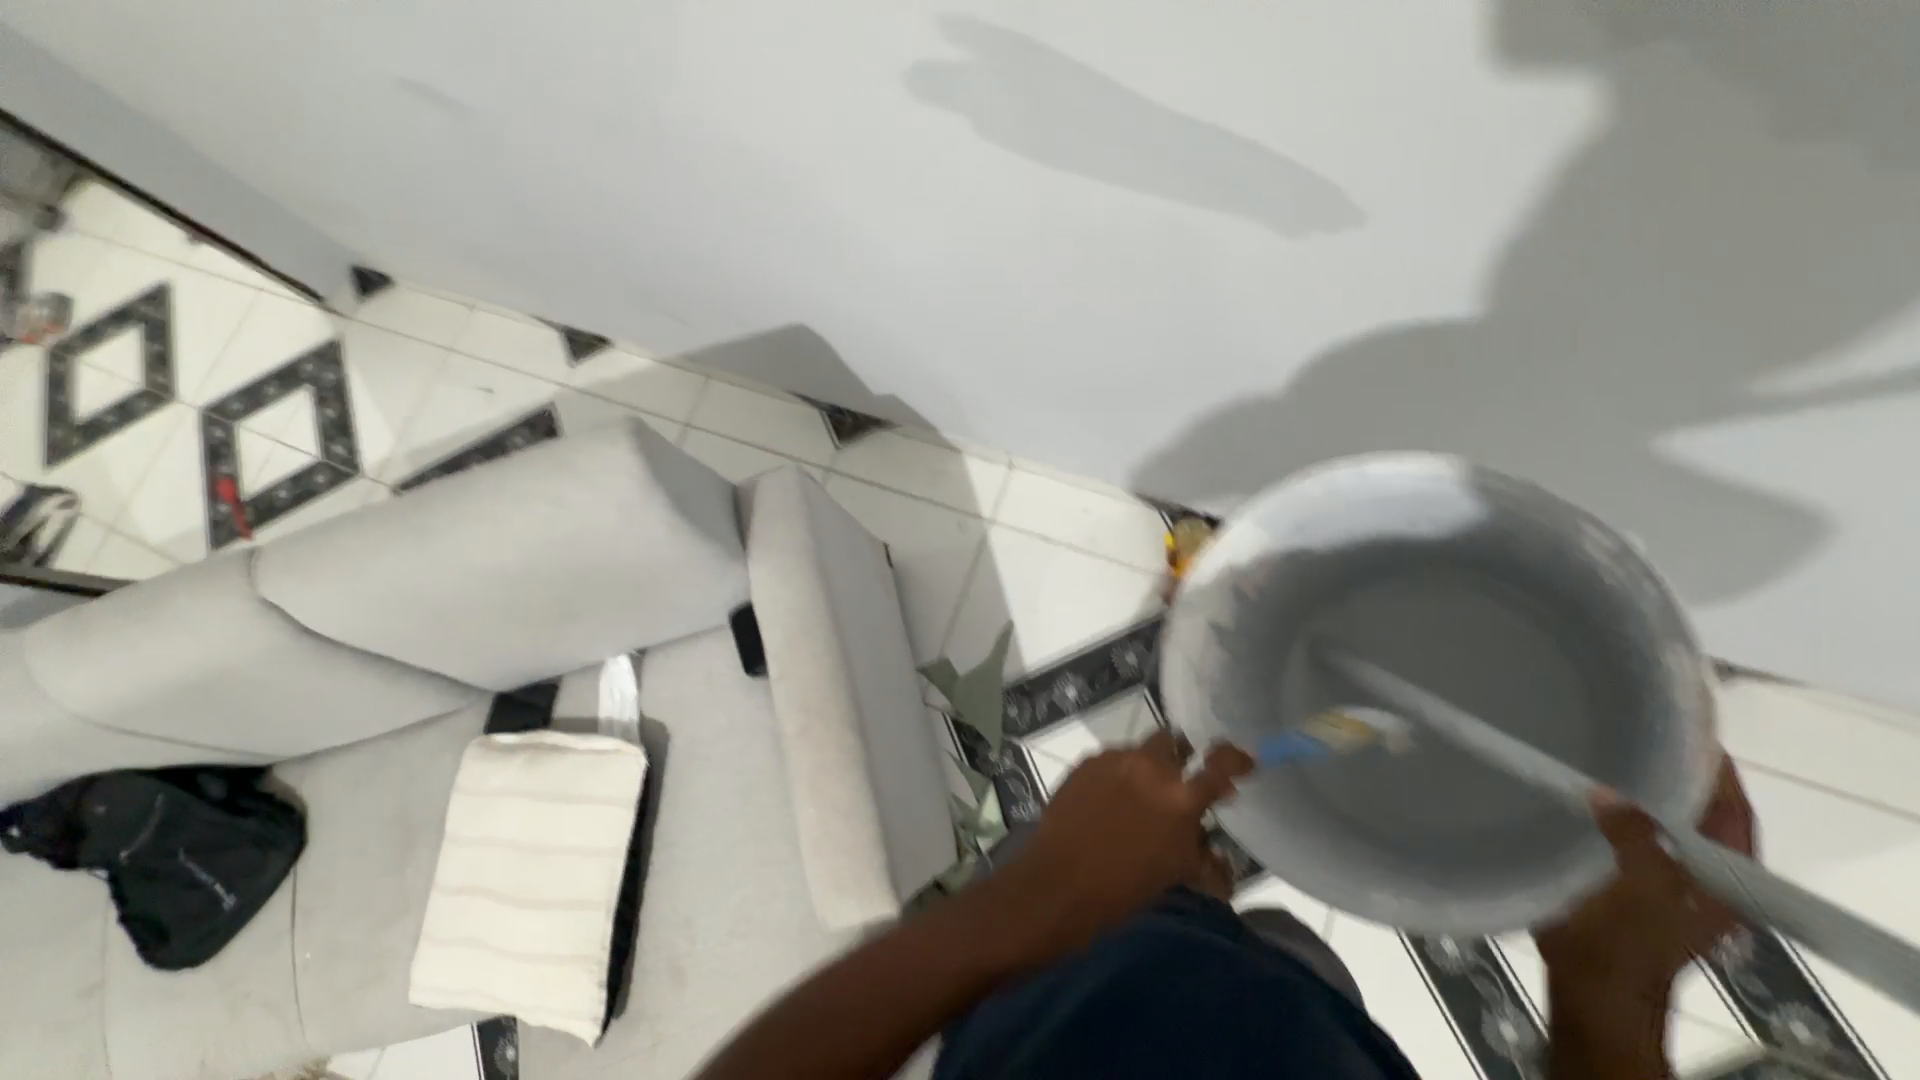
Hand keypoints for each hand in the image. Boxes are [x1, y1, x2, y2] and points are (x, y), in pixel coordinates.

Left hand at [983, 732, 1254, 959]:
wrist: (1060, 883)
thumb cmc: (1125, 887)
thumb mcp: (1175, 871)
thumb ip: (1202, 854)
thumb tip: (1216, 854)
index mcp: (1180, 798)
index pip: (1221, 764)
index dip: (1236, 759)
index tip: (1245, 762)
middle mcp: (1148, 768)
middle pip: (1173, 742)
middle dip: (1179, 757)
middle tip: (1177, 780)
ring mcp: (1112, 761)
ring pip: (1138, 751)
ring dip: (1144, 769)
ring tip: (1136, 798)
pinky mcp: (1084, 764)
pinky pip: (1109, 762)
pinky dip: (1116, 776)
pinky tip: (1107, 803)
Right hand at [1535, 755, 1758, 1005]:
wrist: (1592, 989)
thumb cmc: (1625, 942)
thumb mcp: (1640, 887)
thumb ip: (1636, 837)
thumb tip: (1609, 793)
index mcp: (1726, 881)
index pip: (1732, 813)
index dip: (1717, 772)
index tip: (1689, 730)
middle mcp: (1704, 879)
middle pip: (1699, 817)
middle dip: (1676, 778)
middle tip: (1638, 733)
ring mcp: (1666, 884)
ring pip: (1661, 827)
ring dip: (1641, 797)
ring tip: (1606, 756)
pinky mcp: (1630, 888)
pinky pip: (1628, 840)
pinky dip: (1613, 817)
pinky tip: (1582, 797)